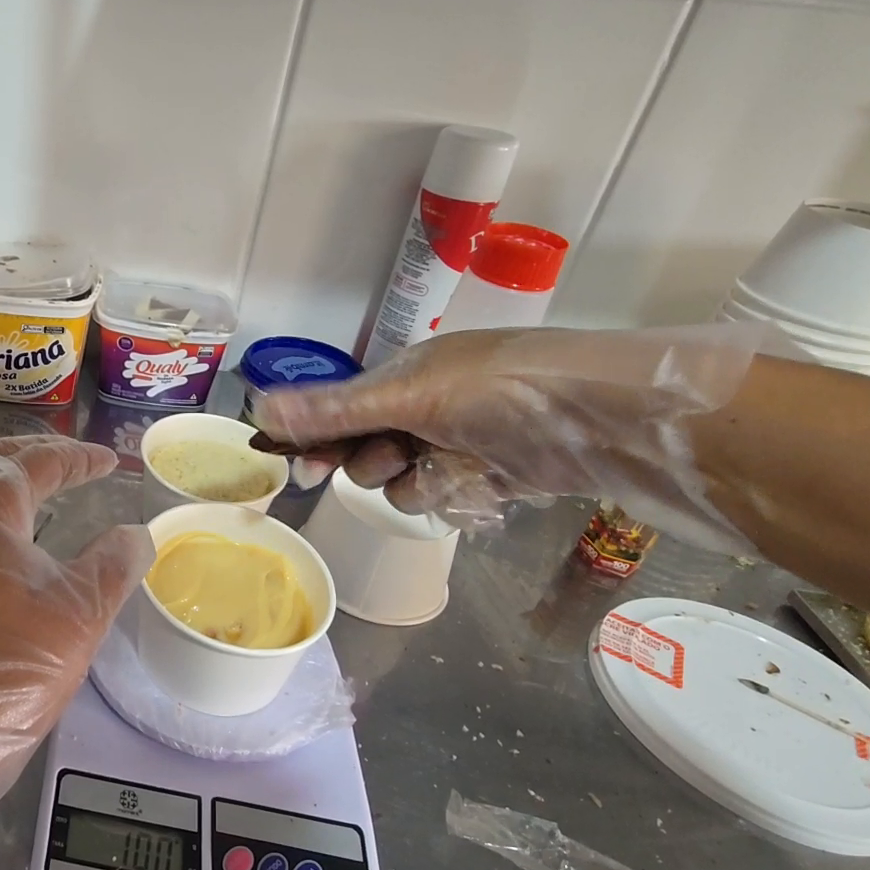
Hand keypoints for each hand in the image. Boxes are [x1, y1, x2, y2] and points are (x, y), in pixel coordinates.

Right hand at [252, 325, 766, 551]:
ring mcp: (460, 439)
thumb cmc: (502, 390)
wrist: (610, 416)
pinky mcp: (493, 472)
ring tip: (450, 466)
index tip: (296, 466)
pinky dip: (453, 492)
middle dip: (373, 460)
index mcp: (405, 375)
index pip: (338, 410)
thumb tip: (258, 405)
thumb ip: (334, 410)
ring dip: (416, 480)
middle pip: (366, 449)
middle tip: (390, 460)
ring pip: (403, 480)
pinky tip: (478, 482)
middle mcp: (427, 405)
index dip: (315, 437)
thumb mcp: (410, 395)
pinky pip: (444, 494)